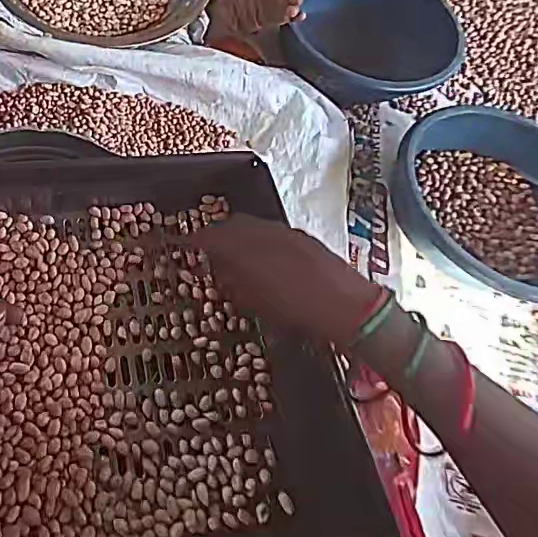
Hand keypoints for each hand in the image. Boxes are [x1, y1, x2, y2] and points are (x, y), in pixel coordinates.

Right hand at [188, 214, 377, 345]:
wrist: (353, 310)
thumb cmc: (300, 312)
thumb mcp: (256, 302)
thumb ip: (233, 280)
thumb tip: (218, 267)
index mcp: (249, 248)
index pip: (211, 236)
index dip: (195, 241)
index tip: (184, 247)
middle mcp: (266, 233)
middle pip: (230, 225)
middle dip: (215, 235)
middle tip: (206, 251)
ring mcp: (287, 233)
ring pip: (251, 226)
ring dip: (237, 236)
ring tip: (232, 256)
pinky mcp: (304, 239)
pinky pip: (269, 231)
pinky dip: (257, 239)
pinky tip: (260, 258)